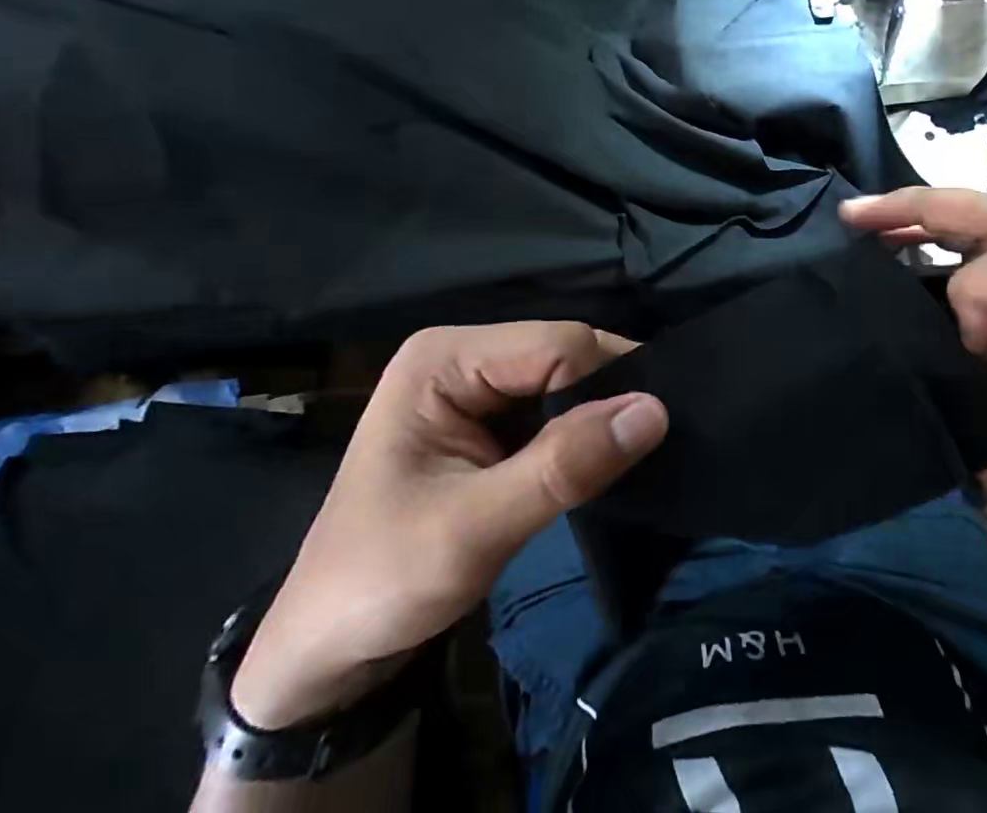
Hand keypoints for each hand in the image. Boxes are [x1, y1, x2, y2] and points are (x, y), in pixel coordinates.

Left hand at [231, 322, 667, 728]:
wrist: (332, 643)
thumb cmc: (382, 582)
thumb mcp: (474, 529)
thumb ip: (563, 466)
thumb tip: (654, 410)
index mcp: (444, 359)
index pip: (561, 345)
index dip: (607, 386)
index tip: (646, 443)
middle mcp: (465, 357)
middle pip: (570, 356)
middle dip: (609, 401)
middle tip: (646, 456)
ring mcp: (480, 389)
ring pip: (574, 383)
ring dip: (604, 422)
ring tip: (634, 463)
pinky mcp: (495, 422)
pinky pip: (563, 411)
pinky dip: (590, 438)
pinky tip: (608, 465)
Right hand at [841, 188, 986, 553]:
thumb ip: (965, 424)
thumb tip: (905, 363)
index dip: (978, 290)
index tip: (960, 343)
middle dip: (931, 209)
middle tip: (858, 217)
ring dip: (927, 214)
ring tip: (864, 221)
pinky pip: (985, 246)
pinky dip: (934, 235)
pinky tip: (893, 244)